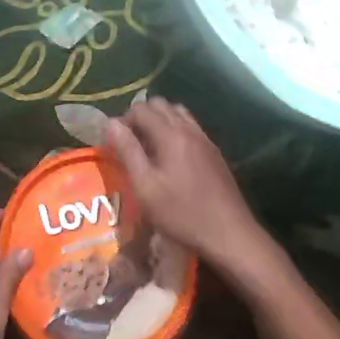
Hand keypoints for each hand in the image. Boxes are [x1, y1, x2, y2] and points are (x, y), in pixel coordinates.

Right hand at [106, 100, 274, 276]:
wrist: (229, 233)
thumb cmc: (181, 213)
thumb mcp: (145, 186)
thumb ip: (127, 151)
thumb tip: (111, 123)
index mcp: (171, 134)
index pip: (141, 109)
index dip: (123, 121)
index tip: (114, 144)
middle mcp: (189, 129)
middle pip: (161, 105)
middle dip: (140, 117)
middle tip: (130, 144)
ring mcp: (205, 139)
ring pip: (178, 113)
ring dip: (159, 122)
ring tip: (148, 149)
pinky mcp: (214, 152)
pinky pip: (190, 127)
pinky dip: (175, 131)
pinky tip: (170, 158)